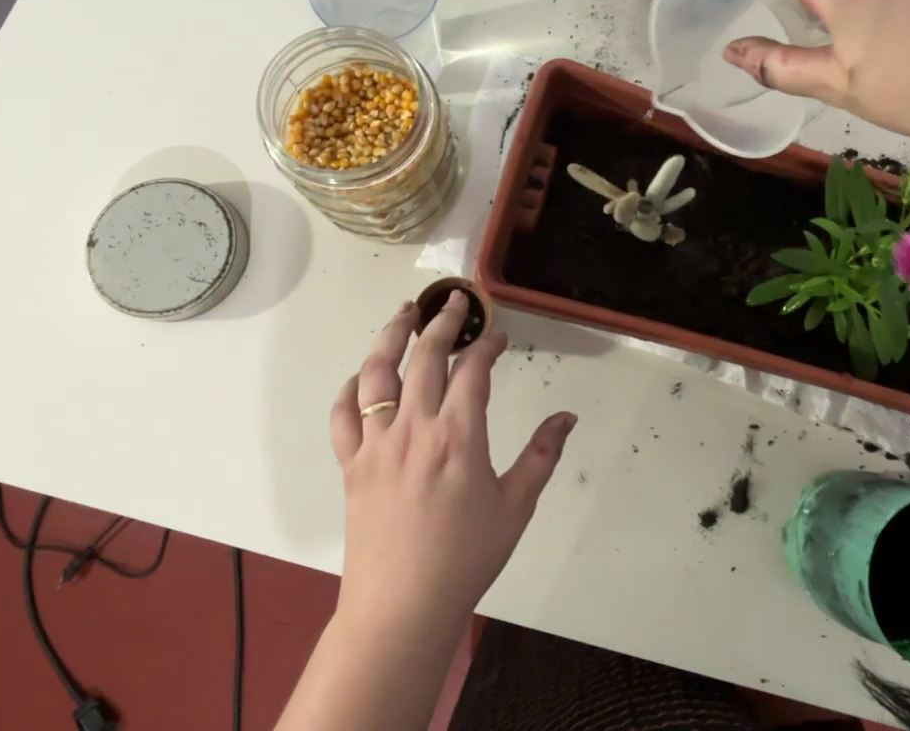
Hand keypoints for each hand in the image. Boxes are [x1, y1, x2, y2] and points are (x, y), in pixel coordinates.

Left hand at [327, 295, 576, 634]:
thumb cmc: (466, 557)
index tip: (498, 335)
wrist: (402, 607)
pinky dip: (350, 389)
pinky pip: (342, 415)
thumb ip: (542, 456)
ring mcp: (376, 444)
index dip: (487, 344)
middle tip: (454, 302)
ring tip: (403, 313)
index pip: (473, 369)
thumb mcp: (516, 507)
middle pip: (425, 356)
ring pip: (376, 373)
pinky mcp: (350, 464)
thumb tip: (567, 417)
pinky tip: (360, 378)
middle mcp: (414, 428)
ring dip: (390, 336)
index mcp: (459, 436)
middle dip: (442, 322)